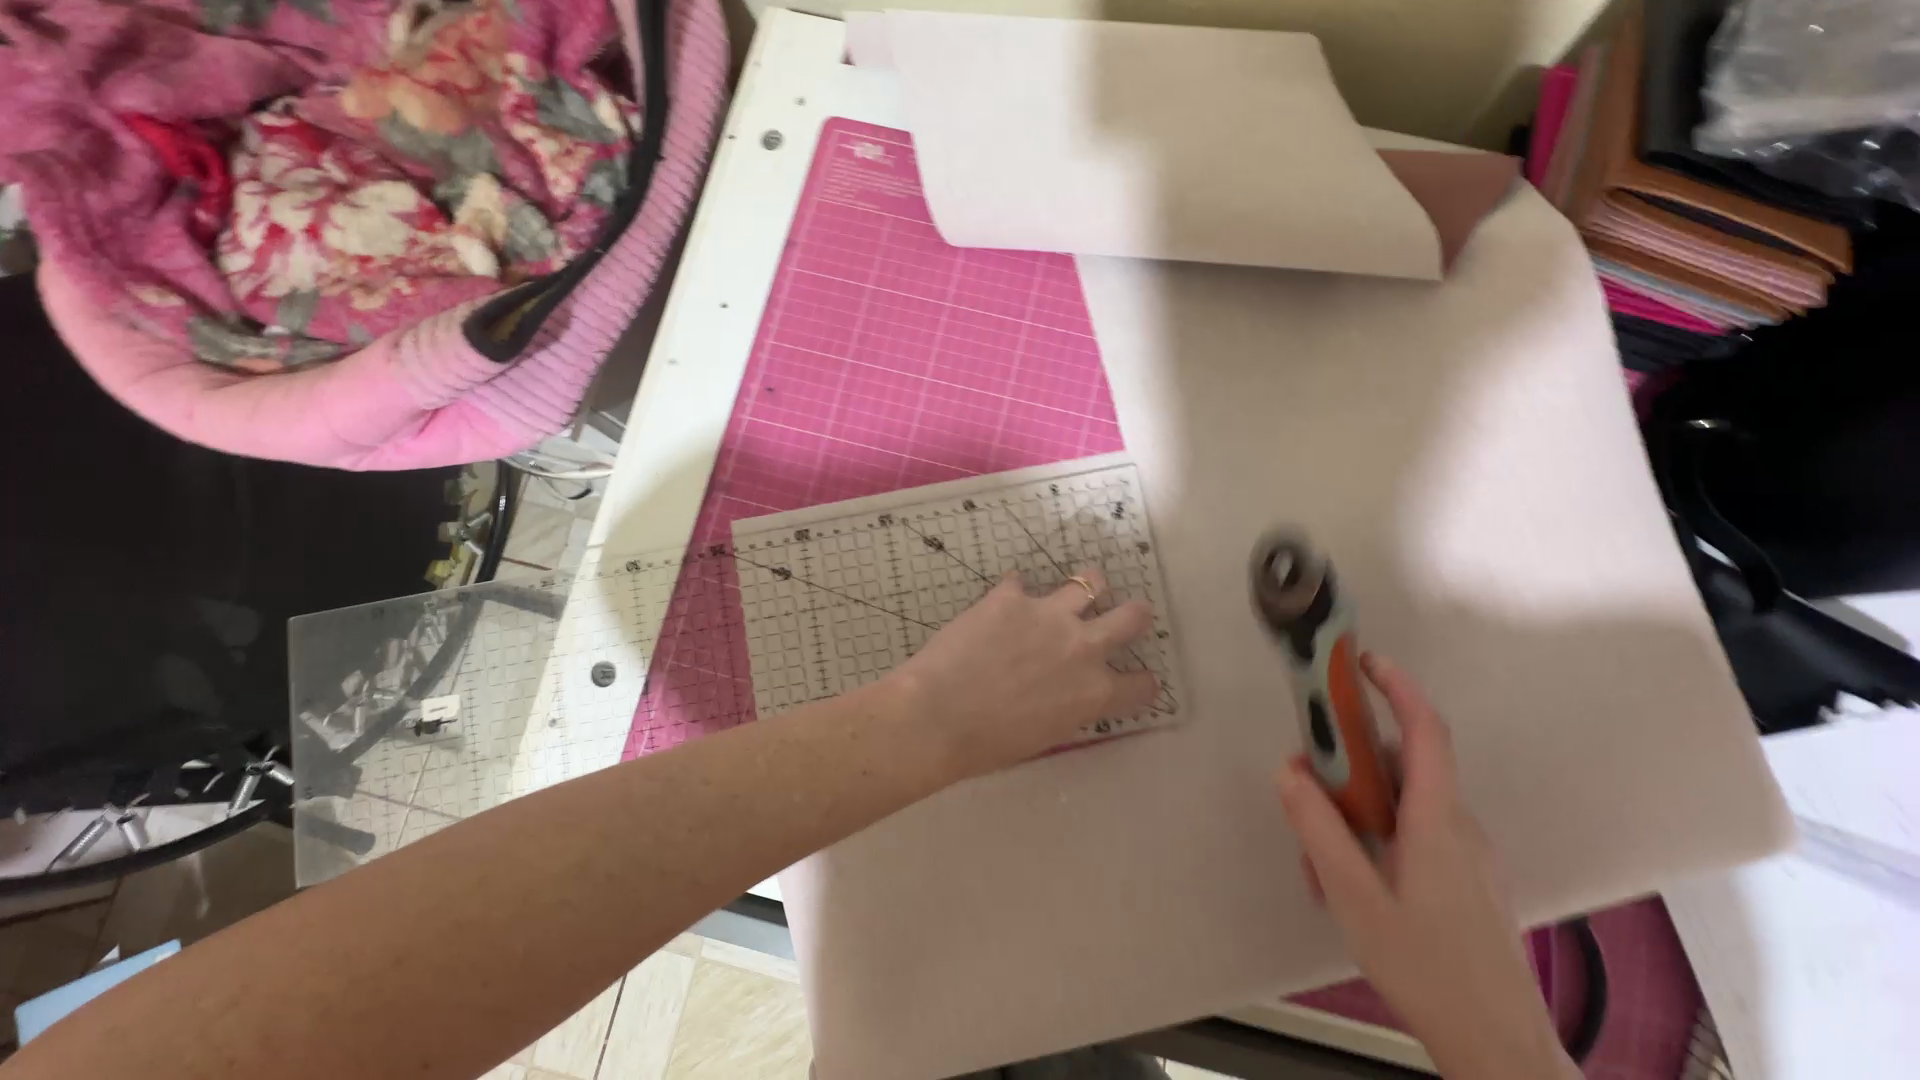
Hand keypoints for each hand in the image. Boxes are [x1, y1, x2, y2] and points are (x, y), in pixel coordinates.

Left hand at [884, 568, 1158, 779]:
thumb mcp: (1045, 735)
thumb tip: (1066, 694)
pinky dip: (1014, 591)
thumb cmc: (987, 745)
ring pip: (1091, 581)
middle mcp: (1083, 648)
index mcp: (1094, 694)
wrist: (938, 715)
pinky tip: (1002, 602)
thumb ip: (1068, 707)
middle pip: (1134, 616)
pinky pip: (1020, 581)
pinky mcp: (1011, 597)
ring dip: (1086, 588)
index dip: (1141, 684)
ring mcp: (1050, 616)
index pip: (1143, 686)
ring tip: (1072, 595)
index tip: (1135, 682)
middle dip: (1134, 616)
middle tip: (1123, 618)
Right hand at [1275, 654, 1576, 1079]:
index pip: (1425, 731)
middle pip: (1403, 768)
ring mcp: (1469, 855)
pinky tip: (1351, 889)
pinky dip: (1376, 840)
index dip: (1397, 687)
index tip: (1363, 661)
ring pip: (1404, 808)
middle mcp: (1460, 826)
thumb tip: (1289, 770)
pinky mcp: (1468, 880)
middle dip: (1350, 767)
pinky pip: (1416, 837)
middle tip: (1305, 792)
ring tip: (1319, 869)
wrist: (1498, 1043)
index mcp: (1438, 820)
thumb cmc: (1424, 965)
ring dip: (1356, 815)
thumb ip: (1319, 829)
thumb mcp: (1353, 896)